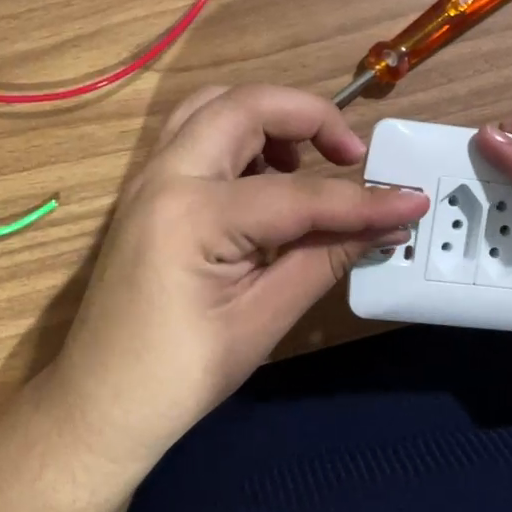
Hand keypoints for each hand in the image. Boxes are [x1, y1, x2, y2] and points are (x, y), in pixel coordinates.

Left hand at [43, 85, 428, 466]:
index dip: (362, 199)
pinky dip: (237, 136)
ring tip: (305, 164)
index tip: (411, 201)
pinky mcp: (147, 190)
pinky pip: (196, 134)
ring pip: (212, 107)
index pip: (297, 193)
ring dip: (266, 118)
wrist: (100, 405)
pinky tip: (265, 181)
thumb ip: (325, 257)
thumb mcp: (263, 318)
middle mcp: (164, 176)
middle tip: (349, 154)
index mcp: (192, 214)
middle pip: (243, 105)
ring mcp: (149, 178)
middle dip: (306, 115)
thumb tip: (388, 225)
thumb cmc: (181, 376)